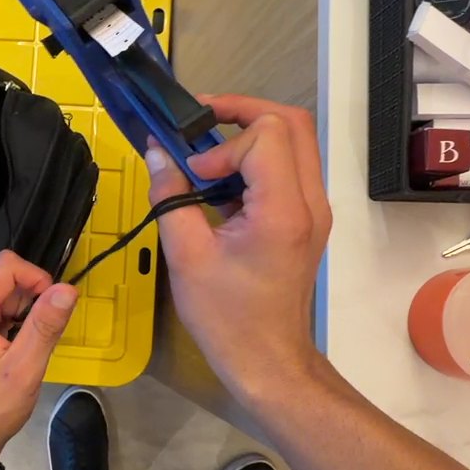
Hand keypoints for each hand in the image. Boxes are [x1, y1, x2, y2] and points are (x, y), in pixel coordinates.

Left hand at [0, 250, 77, 460]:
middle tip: (39, 336)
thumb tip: (68, 288)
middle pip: (5, 277)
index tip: (52, 307)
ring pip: (4, 293)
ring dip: (24, 312)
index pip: (6, 266)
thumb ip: (45, 325)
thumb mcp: (25, 368)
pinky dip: (14, 322)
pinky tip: (16, 349)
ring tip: (26, 347)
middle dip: (31, 298)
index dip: (36, 278)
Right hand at [145, 95, 334, 408]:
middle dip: (241, 111)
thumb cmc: (225, 316)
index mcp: (283, 210)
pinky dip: (255, 158)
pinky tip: (220, 180)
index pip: (266, 135)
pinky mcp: (306, 217)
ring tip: (205, 147)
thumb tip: (155, 153)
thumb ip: (170, 198)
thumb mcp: (185, 256)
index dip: (222, 144)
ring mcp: (314, 208)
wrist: (267, 358)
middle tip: (197, 120)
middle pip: (291, 122)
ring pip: (294, 140)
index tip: (193, 174)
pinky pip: (288, 166)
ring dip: (249, 133)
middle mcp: (310, 201)